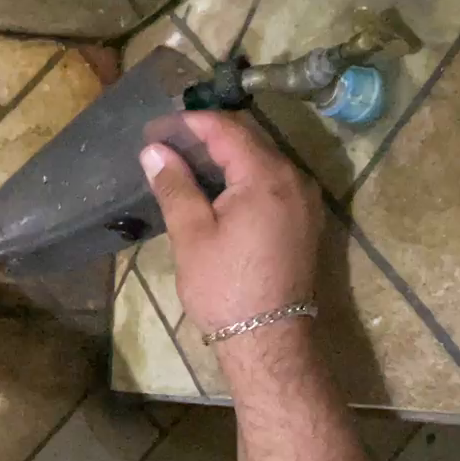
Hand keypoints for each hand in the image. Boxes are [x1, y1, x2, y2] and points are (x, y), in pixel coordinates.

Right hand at [139, 112, 321, 336]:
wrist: (267, 338)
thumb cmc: (224, 288)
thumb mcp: (192, 236)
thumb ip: (175, 187)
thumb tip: (154, 151)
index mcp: (266, 176)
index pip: (228, 130)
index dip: (192, 122)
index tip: (159, 127)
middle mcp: (295, 178)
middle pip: (250, 141)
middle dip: (209, 138)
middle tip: (169, 145)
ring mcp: (305, 201)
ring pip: (263, 163)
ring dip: (227, 160)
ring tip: (188, 168)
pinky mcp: (305, 222)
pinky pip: (274, 185)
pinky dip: (245, 180)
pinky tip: (219, 194)